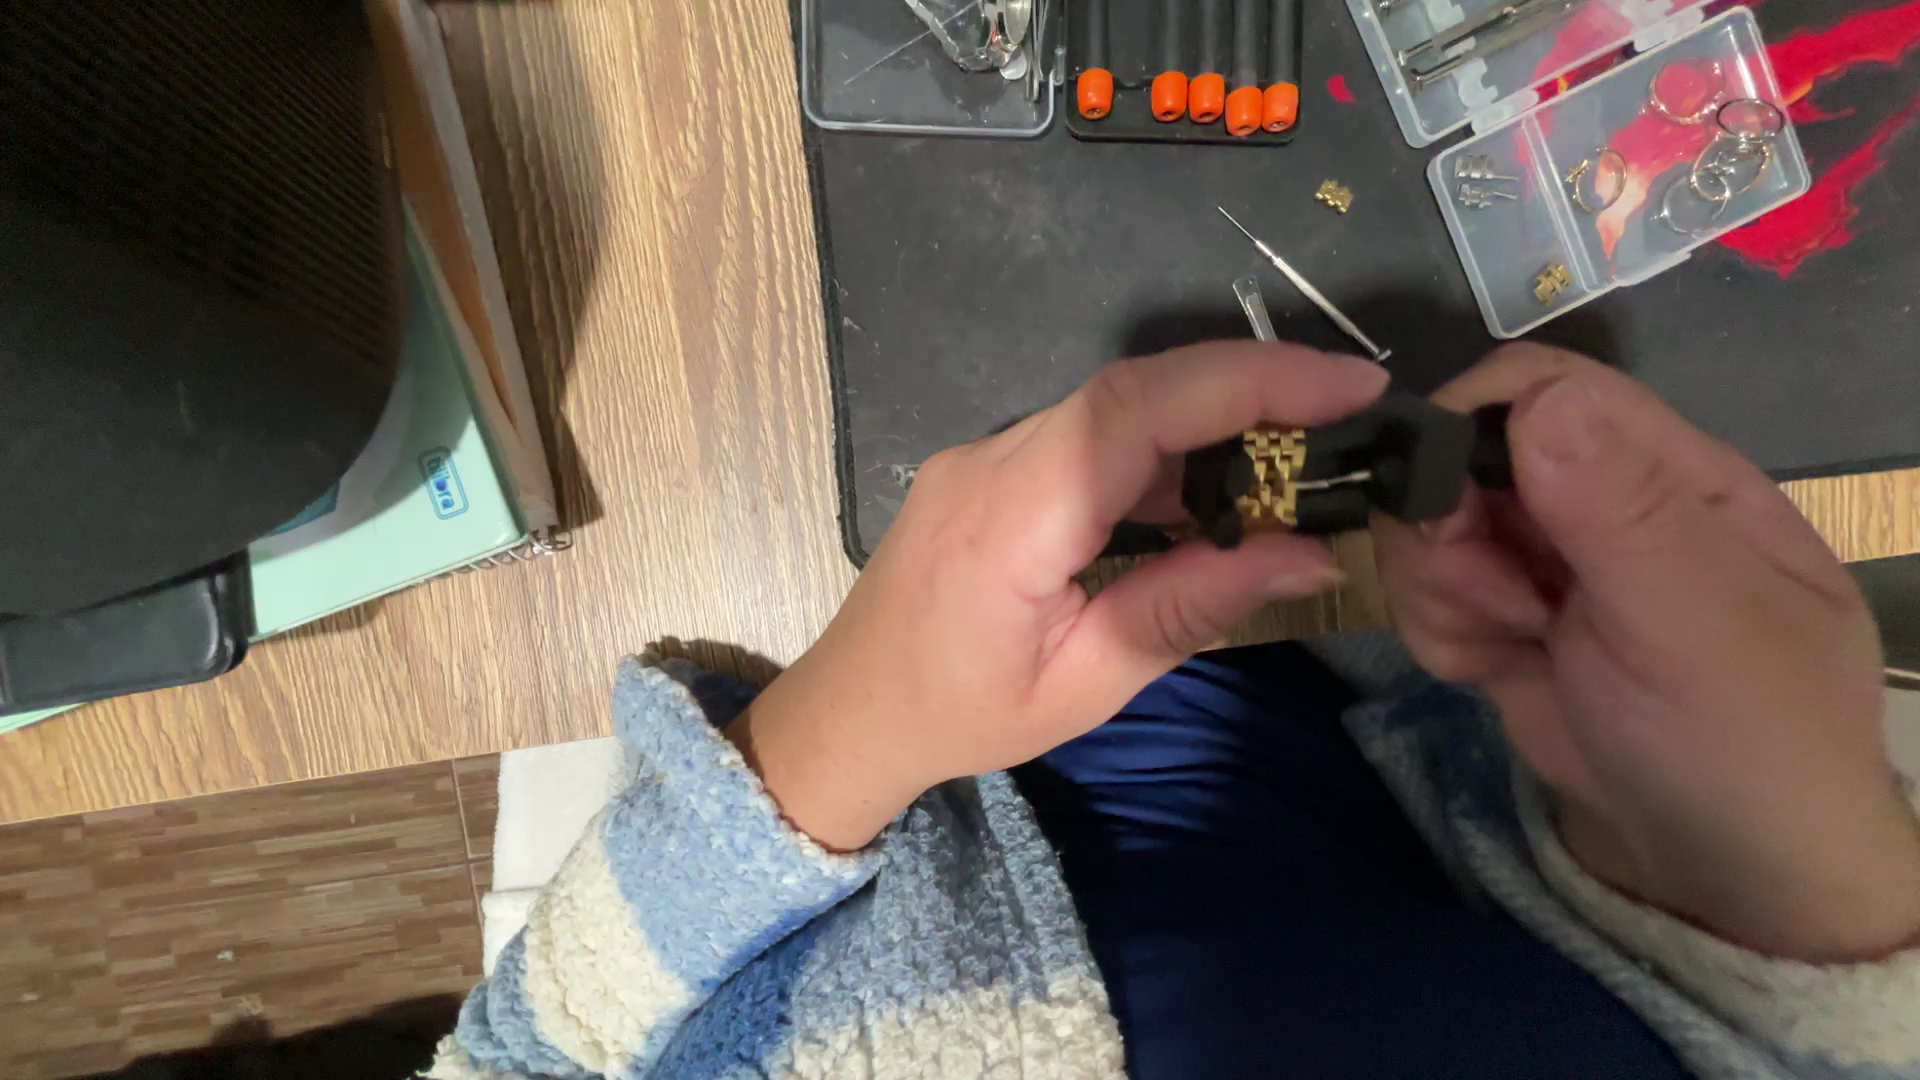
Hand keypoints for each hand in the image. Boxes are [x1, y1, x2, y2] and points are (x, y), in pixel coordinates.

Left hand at [728, 343, 1389, 850]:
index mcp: (1011, 518)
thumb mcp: (1086, 681)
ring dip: (1202, 424)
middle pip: (1128, 393)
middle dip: (1245, 392)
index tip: (1349, 386)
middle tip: (1342, 421)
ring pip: (1107, 410)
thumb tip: (1309, 552)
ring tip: (1290, 461)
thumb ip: (1191, 606)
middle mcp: (989, 460)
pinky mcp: (982, 469)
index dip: (1249, 381)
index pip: (1136, 410)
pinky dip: (1152, 452)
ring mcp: (979, 456)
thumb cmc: (960, 715)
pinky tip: (1199, 491)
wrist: (851, 709)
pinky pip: (1078, 437)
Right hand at [1375, 343, 1919, 961]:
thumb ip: (1620, 509)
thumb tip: (1538, 398)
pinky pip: (1413, 592)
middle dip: (1446, 536)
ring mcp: (1525, 556)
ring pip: (1419, 532)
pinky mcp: (1481, 605)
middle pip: (1453, 462)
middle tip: (1495, 600)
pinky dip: (1437, 635)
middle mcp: (1581, 500)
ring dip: (1442, 596)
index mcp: (1661, 474)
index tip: (1432, 491)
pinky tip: (1493, 669)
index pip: (1541, 387)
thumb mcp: (1694, 621)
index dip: (1467, 418)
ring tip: (1510, 644)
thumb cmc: (1736, 736)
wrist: (1700, 858)